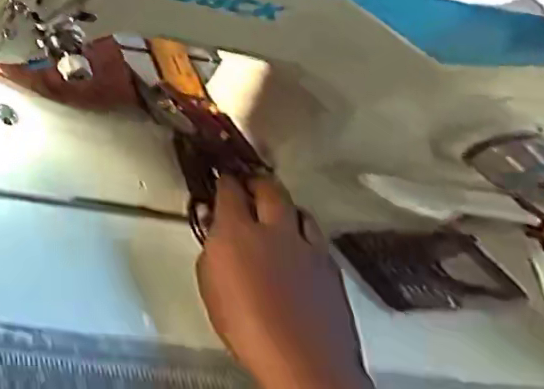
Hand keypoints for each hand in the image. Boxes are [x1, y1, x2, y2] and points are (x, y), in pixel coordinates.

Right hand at [197, 177, 369, 388]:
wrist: (304, 367)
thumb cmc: (245, 325)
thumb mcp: (210, 281)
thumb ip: (212, 249)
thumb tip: (216, 233)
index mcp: (237, 230)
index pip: (229, 188)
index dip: (223, 179)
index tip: (219, 177)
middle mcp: (275, 231)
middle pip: (270, 189)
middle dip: (258, 182)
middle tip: (249, 185)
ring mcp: (310, 251)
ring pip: (301, 211)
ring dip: (287, 208)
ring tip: (277, 214)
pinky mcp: (333, 273)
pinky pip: (318, 241)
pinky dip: (306, 237)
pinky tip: (298, 249)